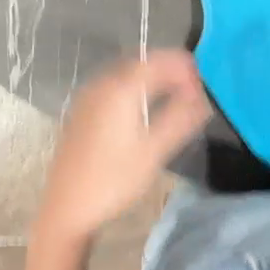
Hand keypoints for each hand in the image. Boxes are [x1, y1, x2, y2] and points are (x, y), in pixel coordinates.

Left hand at [34, 51, 211, 251]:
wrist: (66, 208)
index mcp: (120, 89)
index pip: (160, 61)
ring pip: (127, 76)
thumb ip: (181, 118)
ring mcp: (87, 98)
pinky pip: (114, 89)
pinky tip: (144, 113)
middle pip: (142, 64)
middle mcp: (101, 84)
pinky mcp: (81, 113)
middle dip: (170, 73)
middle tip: (193, 94)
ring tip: (175, 101)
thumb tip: (203, 97)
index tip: (204, 88)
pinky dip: (134, 92)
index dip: (186, 69)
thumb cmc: (113, 181)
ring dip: (153, 82)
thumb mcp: (154, 152)